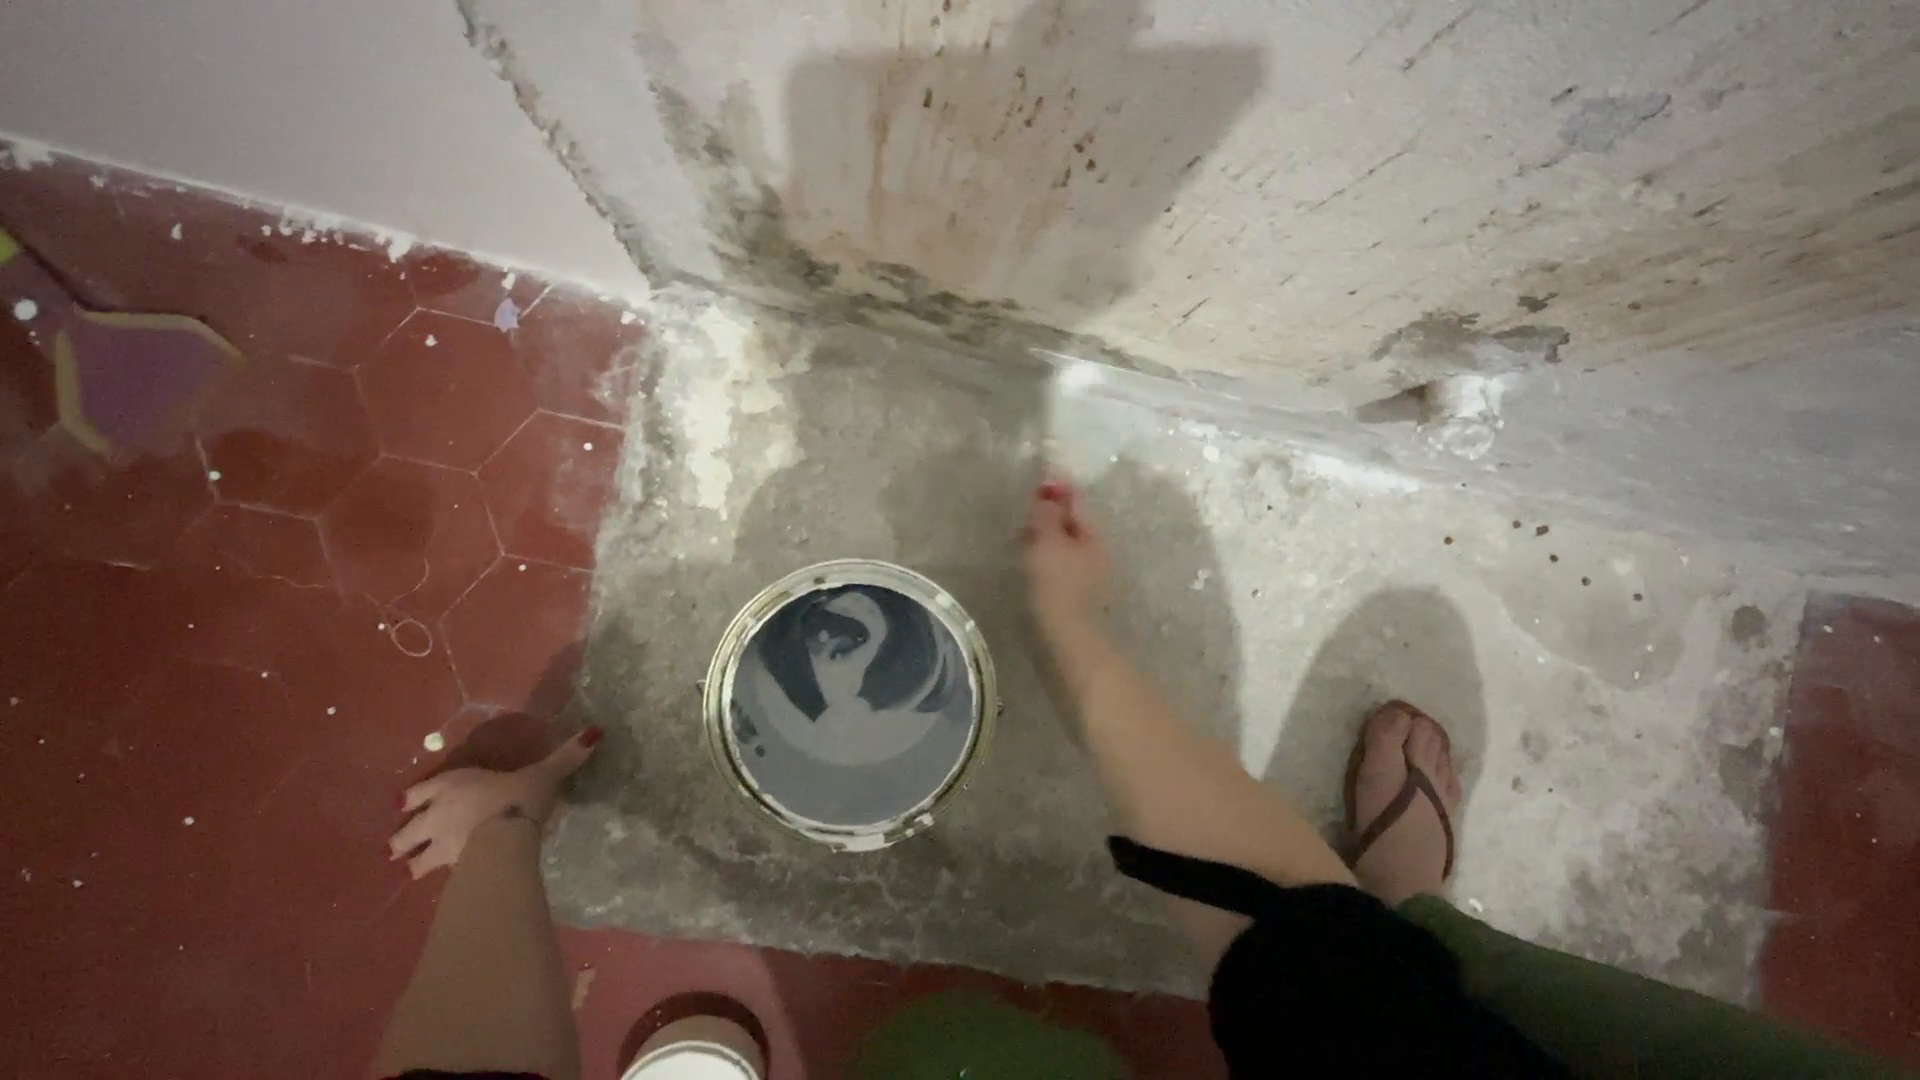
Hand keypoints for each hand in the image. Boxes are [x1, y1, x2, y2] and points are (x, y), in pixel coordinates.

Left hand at [387, 727, 600, 877]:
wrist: (507, 839)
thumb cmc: (518, 797)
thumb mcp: (544, 773)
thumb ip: (566, 756)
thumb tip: (594, 732)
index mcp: (452, 785)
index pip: (418, 791)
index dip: (411, 798)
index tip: (401, 804)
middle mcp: (438, 816)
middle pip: (407, 831)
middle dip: (401, 839)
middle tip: (394, 849)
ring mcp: (441, 847)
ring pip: (415, 860)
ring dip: (412, 864)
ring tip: (410, 871)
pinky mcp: (453, 871)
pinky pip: (438, 878)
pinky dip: (438, 880)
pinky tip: (445, 885)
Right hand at [1023, 477, 1109, 638]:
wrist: (1069, 639)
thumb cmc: (1057, 586)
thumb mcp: (1048, 543)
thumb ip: (1047, 515)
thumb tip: (1049, 491)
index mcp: (1093, 534)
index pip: (1076, 501)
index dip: (1057, 488)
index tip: (1039, 480)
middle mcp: (1097, 551)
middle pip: (1073, 522)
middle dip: (1052, 514)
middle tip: (1026, 511)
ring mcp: (1091, 574)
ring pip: (1067, 544)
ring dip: (1047, 536)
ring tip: (1024, 537)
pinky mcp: (1079, 594)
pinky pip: (1062, 564)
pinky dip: (1047, 557)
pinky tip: (1033, 564)